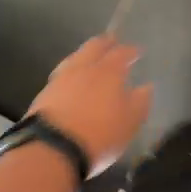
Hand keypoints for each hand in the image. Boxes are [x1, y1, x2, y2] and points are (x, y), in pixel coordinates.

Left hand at [28, 35, 153, 174]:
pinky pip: (61, 74)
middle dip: (105, 42)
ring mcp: (61, 79)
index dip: (131, 50)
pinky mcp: (44, 94)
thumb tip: (146, 87)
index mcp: (108, 71)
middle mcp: (84, 68)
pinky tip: (71, 81)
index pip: (122, 53)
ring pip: (75, 58)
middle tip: (112, 41)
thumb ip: (140, 102)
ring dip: (85, 55)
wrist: (51, 150)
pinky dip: (70, 72)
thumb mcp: (130, 122)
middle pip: (94, 46)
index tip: (137, 50)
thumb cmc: (100, 134)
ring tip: (90, 59)